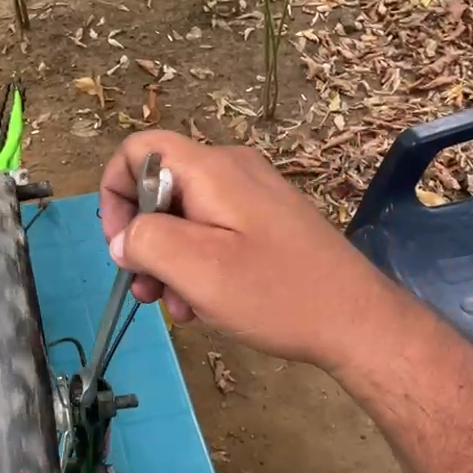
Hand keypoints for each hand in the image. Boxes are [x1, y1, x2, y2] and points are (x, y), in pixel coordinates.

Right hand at [99, 130, 374, 366]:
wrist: (358, 323)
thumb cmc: (276, 293)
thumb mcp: (196, 268)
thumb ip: (144, 242)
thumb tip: (121, 239)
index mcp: (212, 169)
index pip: (138, 149)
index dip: (114, 191)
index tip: (118, 243)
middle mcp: (231, 170)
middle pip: (159, 188)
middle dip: (141, 240)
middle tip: (146, 290)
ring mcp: (251, 196)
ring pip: (183, 216)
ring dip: (167, 261)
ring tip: (178, 307)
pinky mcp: (265, 223)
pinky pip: (211, 232)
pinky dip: (196, 265)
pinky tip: (204, 305)